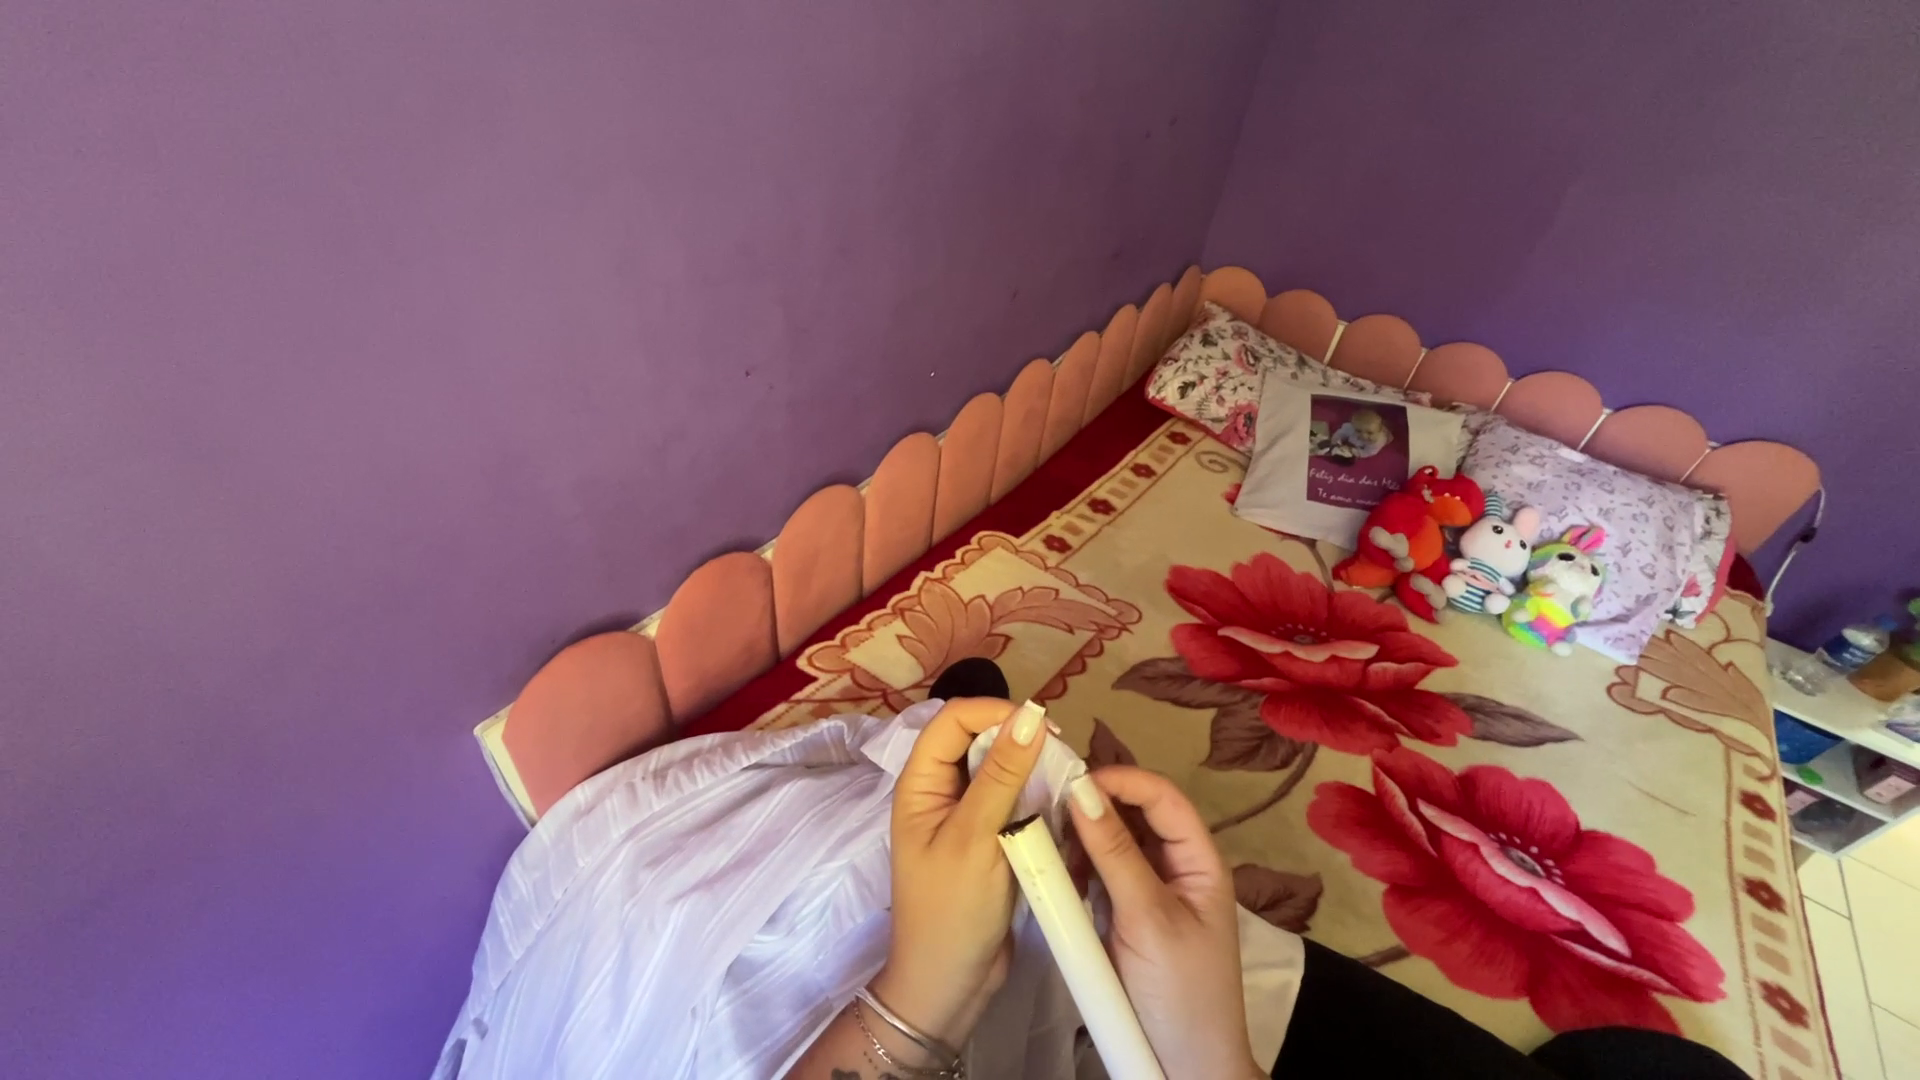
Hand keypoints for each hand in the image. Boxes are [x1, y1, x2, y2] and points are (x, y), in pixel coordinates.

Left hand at [875, 697, 1048, 1049]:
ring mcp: (964, 813)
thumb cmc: (951, 912)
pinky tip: (1060, 800)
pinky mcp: (987, 835)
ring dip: (1030, 764)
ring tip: (1066, 773)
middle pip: (977, 737)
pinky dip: (1034, 792)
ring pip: (998, 765)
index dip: (995, 711)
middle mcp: (940, 789)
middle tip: (1062, 751)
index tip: (1042, 726)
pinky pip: (1011, 796)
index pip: (953, 719)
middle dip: (1017, 735)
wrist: (949, 987)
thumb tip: (1030, 715)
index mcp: (920, 783)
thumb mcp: (976, 839)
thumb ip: (1002, 775)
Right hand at [1068, 766, 1265, 1079]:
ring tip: (1050, 840)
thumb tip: (1081, 791)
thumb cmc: (1180, 991)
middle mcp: (1174, 864)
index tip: (1074, 782)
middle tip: (1050, 807)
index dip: (1123, 780)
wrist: (1181, 1069)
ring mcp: (1146, 888)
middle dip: (1094, 804)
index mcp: (1199, 860)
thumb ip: (1116, 853)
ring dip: (1080, 834)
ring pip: (1110, 838)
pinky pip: (1096, 869)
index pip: (1163, 797)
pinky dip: (1074, 863)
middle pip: (1135, 812)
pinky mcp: (1121, 909)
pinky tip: (1057, 869)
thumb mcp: (1149, 918)